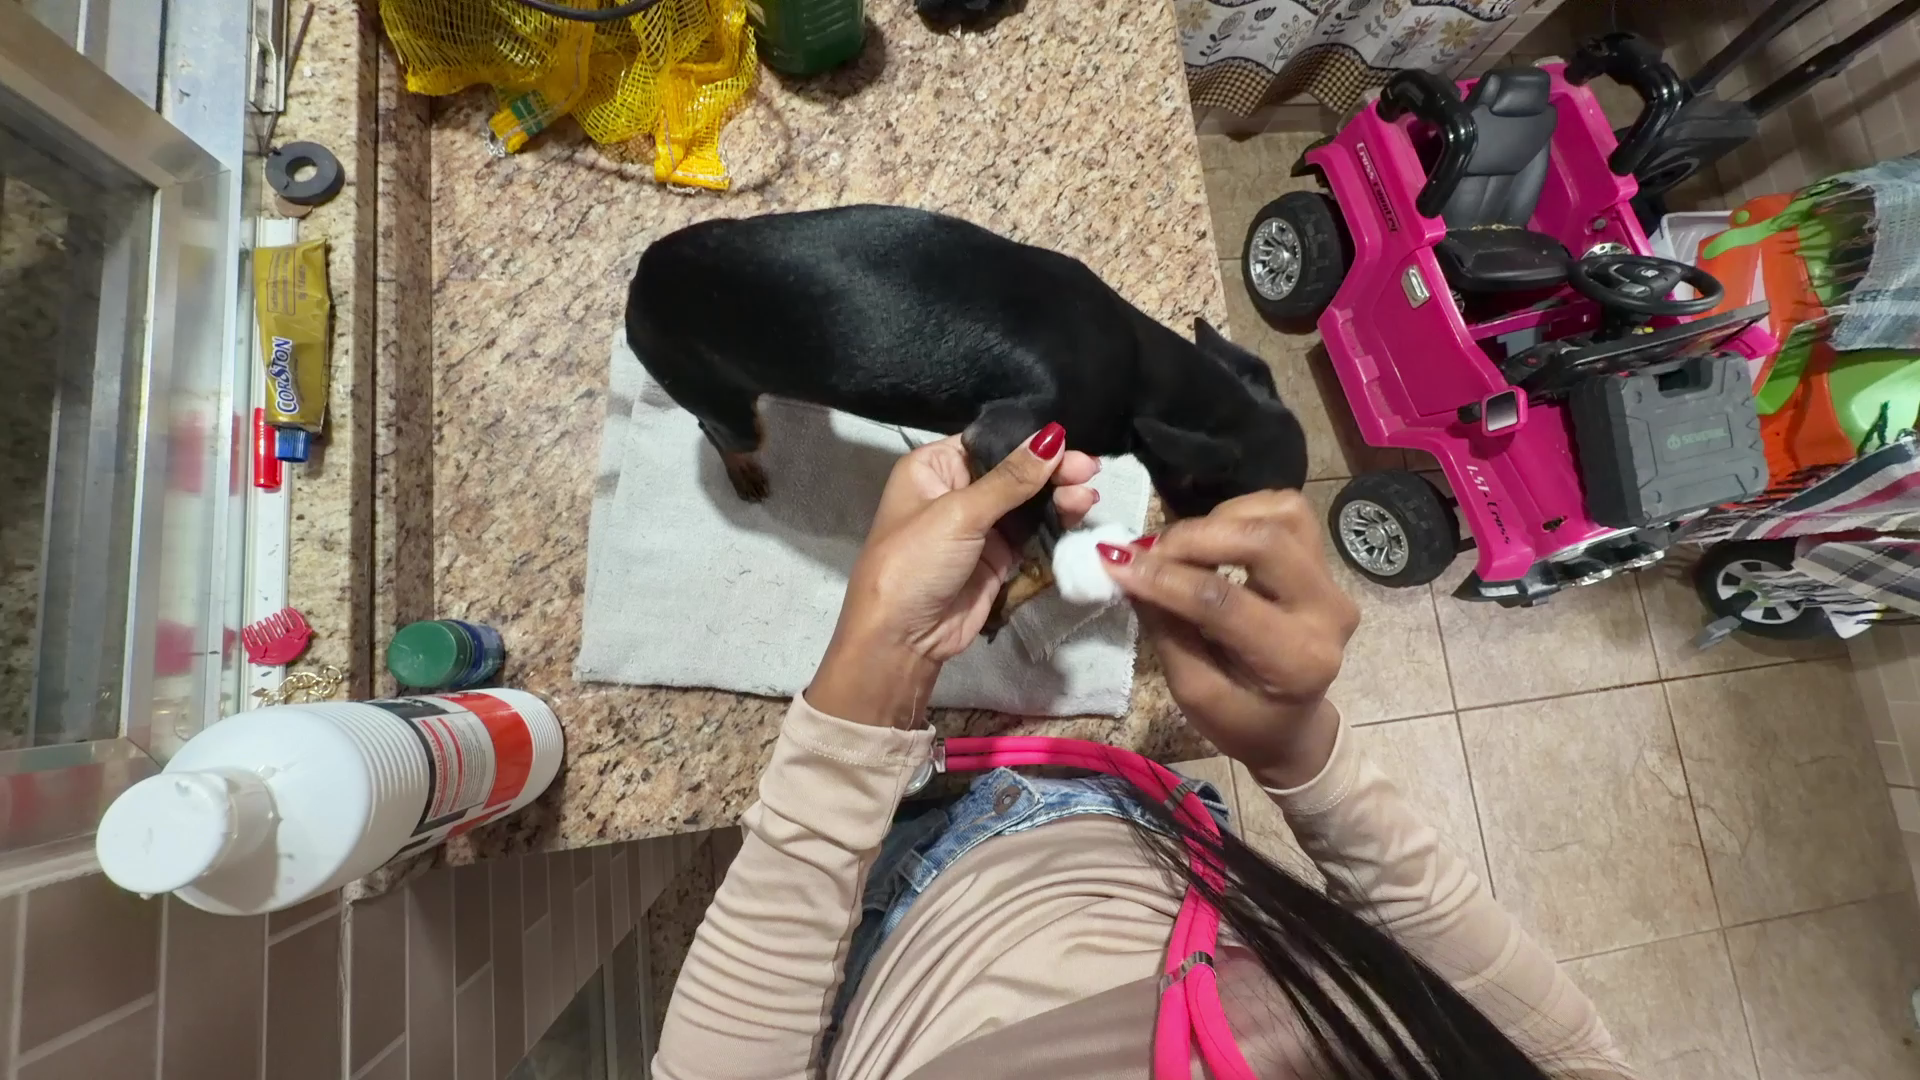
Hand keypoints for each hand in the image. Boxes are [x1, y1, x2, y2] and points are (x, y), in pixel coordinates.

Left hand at [808, 425, 1099, 727]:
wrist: (903, 638)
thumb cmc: (915, 561)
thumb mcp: (960, 513)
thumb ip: (1011, 479)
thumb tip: (1052, 437)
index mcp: (932, 468)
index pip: (988, 442)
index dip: (1028, 441)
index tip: (1068, 439)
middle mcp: (956, 491)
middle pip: (1014, 471)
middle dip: (1051, 470)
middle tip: (1088, 469)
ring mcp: (979, 526)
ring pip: (1028, 502)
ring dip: (1059, 496)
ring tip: (1088, 495)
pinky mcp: (999, 556)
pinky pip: (1033, 532)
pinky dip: (1057, 524)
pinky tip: (1079, 513)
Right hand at [1101, 491, 1359, 787]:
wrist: (1291, 724)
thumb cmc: (1239, 718)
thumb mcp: (1193, 691)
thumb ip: (1165, 628)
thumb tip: (1128, 569)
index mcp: (1295, 660)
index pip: (1224, 602)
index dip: (1164, 578)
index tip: (1114, 562)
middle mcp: (1326, 613)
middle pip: (1264, 541)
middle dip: (1194, 537)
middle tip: (1149, 550)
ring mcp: (1333, 582)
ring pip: (1280, 515)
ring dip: (1219, 520)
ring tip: (1183, 547)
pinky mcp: (1323, 562)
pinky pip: (1286, 511)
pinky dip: (1241, 513)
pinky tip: (1214, 537)